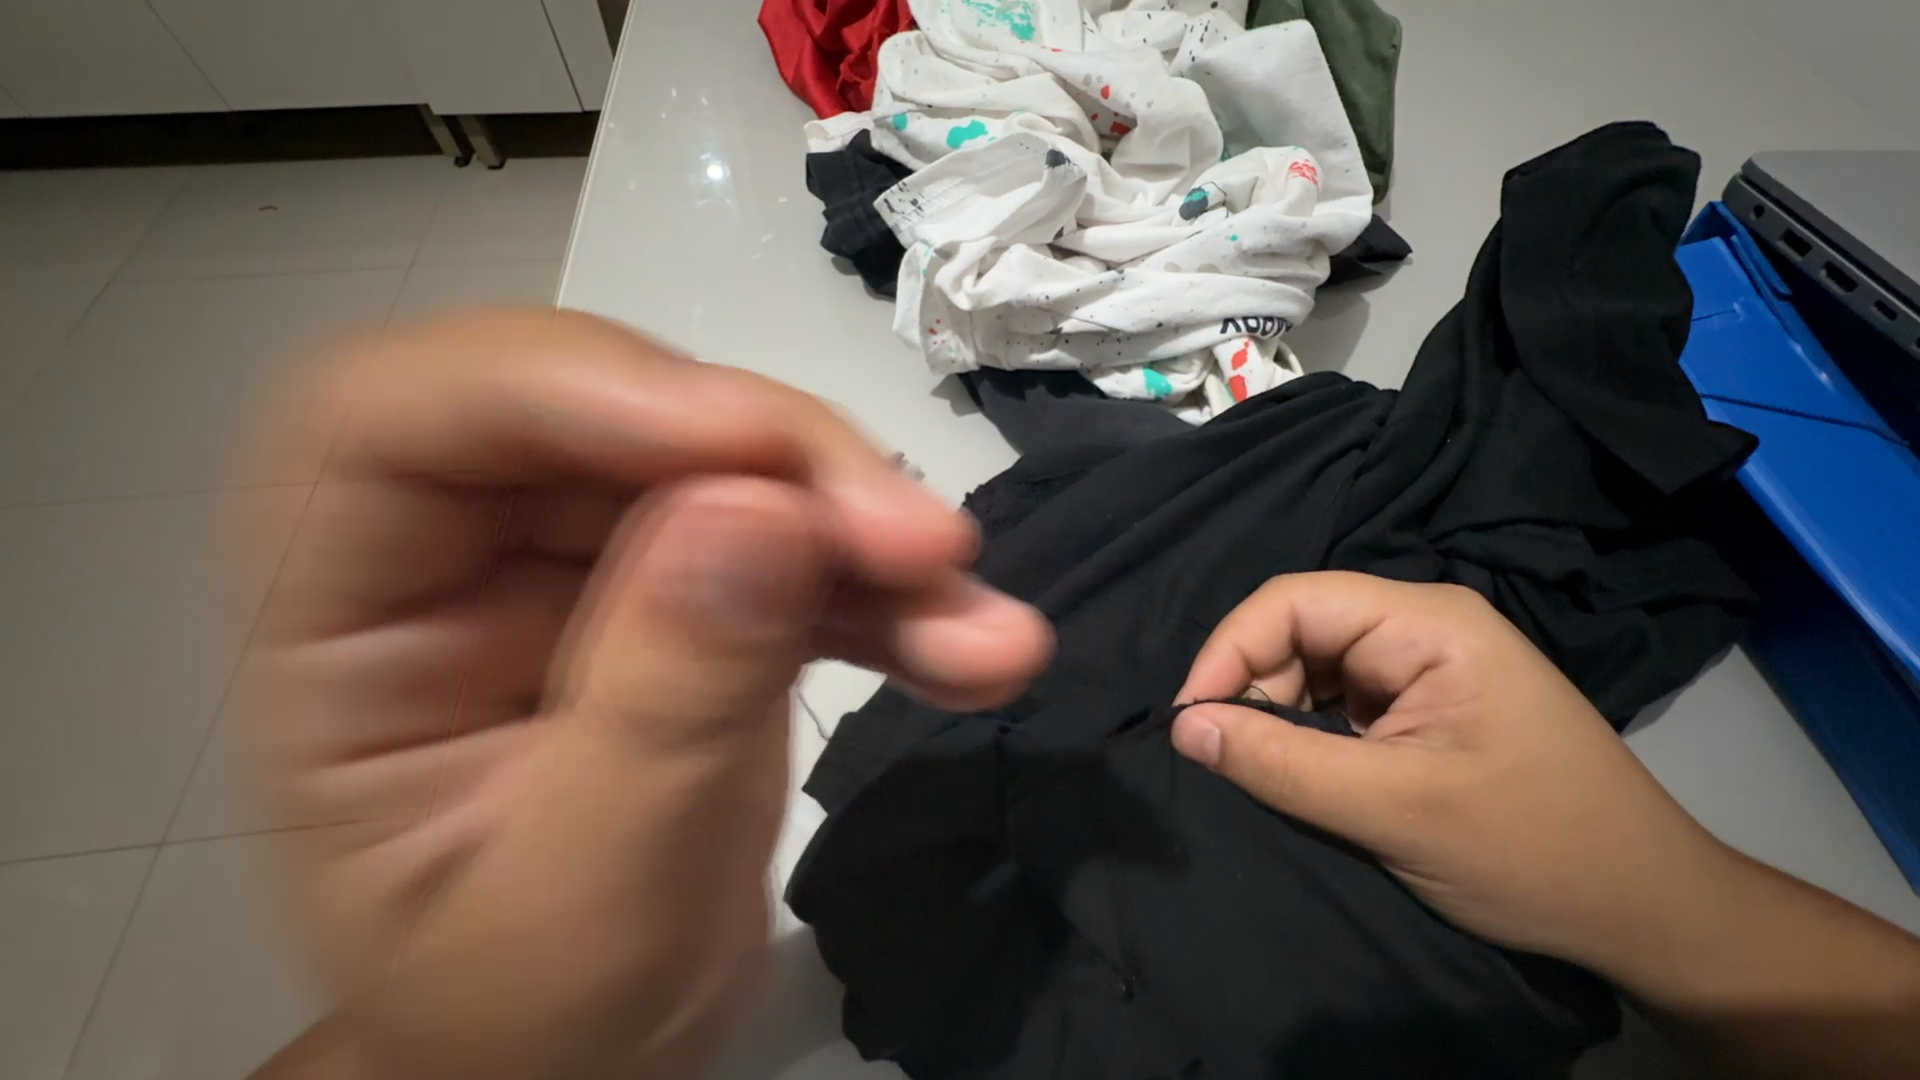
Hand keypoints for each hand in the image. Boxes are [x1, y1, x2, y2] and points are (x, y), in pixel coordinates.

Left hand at [240, 310, 1050, 1077]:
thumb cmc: (535, 1013)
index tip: (752, 446)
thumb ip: (663, 703)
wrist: (601, 1054)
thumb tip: (764, 514)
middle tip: (921, 543)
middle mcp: (474, 556)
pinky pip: (809, 559)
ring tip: (981, 623)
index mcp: (351, 622)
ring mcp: (604, 566)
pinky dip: (900, 602)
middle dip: (788, 468)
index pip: (397, 420)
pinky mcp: (710, 594)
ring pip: (746, 480)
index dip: (574, 389)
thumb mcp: (584, 897)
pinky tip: (982, 649)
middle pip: (625, 423)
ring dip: (875, 543)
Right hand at [1169, 571, 1726, 971]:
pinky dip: (1299, 731)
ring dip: (1272, 712)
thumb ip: (1280, 764)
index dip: (1230, 649)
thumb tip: (1182, 727)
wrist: (1652, 914)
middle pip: (1297, 629)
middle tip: (1225, 754)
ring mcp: (1420, 667)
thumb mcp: (1395, 811)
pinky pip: (1332, 699)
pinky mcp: (1416, 705)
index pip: (1293, 601)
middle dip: (1250, 685)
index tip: (1191, 718)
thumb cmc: (1535, 851)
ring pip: (1308, 665)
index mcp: (1427, 624)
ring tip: (1262, 768)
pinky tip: (1296, 769)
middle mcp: (1419, 628)